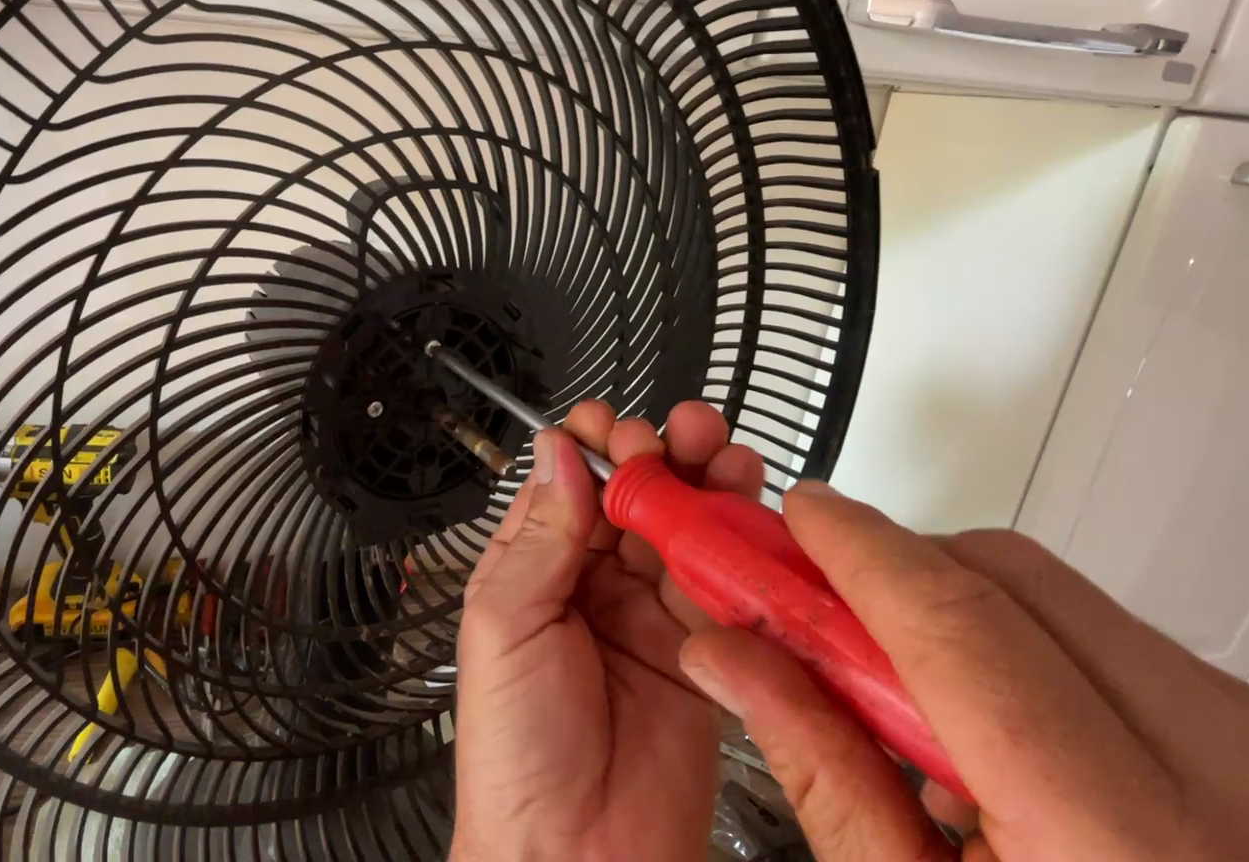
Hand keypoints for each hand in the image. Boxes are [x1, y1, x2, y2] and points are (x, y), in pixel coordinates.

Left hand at [450, 399, 766, 860]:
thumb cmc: (514, 746)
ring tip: (714, 445)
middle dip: (651, 453)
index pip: (564, 483)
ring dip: (698, 479)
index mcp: (532, 567)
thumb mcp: (504, 623)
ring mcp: (647, 610)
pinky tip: (744, 501)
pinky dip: (736, 538)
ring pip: (678, 526)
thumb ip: (541, 537)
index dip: (587, 448)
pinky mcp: (700, 646)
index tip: (606, 428)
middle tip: (667, 435)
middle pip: (627, 495)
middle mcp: (590, 580)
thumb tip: (557, 454)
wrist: (574, 853)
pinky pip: (722, 581)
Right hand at [678, 478, 1248, 860]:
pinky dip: (1039, 656)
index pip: (967, 627)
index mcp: (1135, 850)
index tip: (801, 513)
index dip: (865, 551)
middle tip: (825, 612)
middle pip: (1017, 582)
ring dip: (966, 617)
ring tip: (925, 707)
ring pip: (1074, 602)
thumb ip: (822, 771)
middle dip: (900, 575)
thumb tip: (725, 652)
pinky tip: (1016, 742)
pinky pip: (1133, 646)